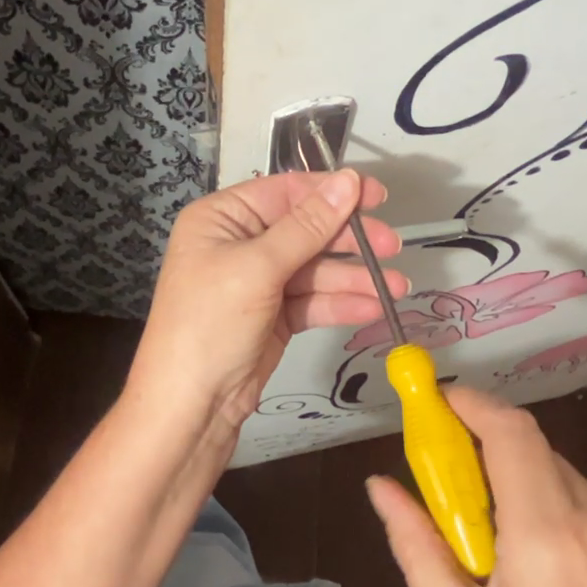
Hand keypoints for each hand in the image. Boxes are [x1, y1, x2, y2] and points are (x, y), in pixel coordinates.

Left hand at [126, 170, 407, 437]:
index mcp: (221, 219)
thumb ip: (308, 226)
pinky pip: (312, 301)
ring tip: (396, 287)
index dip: (332, 192)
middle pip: (305, 230)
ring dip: (354, 278)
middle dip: (349, 240)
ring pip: (314, 269)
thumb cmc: (210, 324)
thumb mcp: (258, 268)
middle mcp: (238, 244)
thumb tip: (349, 180)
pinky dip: (340, 304)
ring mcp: (257, 283)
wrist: (190, 407)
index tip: (378, 196)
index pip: (284, 192)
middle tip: (392, 247)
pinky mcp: (273, 317)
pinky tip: (373, 308)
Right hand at [367, 388, 586, 586]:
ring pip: (567, 478)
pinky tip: (561, 570)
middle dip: (491, 456)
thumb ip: (417, 548)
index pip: (512, 434)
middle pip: (536, 452)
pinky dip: (566, 513)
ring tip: (514, 554)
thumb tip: (380, 485)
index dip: (473, 404)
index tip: (439, 399)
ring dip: (530, 491)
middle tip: (460, 492)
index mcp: (549, 541)